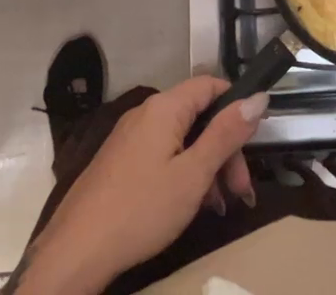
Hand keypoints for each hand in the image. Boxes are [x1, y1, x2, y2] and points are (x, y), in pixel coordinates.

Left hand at [17, 77, 265, 294]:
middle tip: (242, 191)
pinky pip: (164, 156)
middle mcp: (146, 114)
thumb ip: (226, 134)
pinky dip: (185, 174)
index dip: (237, 105)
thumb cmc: (142, 208)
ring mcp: (131, 139)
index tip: (255, 141)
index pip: (210, 85)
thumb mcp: (194, 174)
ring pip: (183, 140)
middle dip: (226, 150)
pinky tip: (193, 205)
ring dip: (208, 168)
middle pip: (199, 117)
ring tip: (220, 206)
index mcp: (164, 108)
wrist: (78, 250)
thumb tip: (258, 97)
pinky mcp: (122, 163)